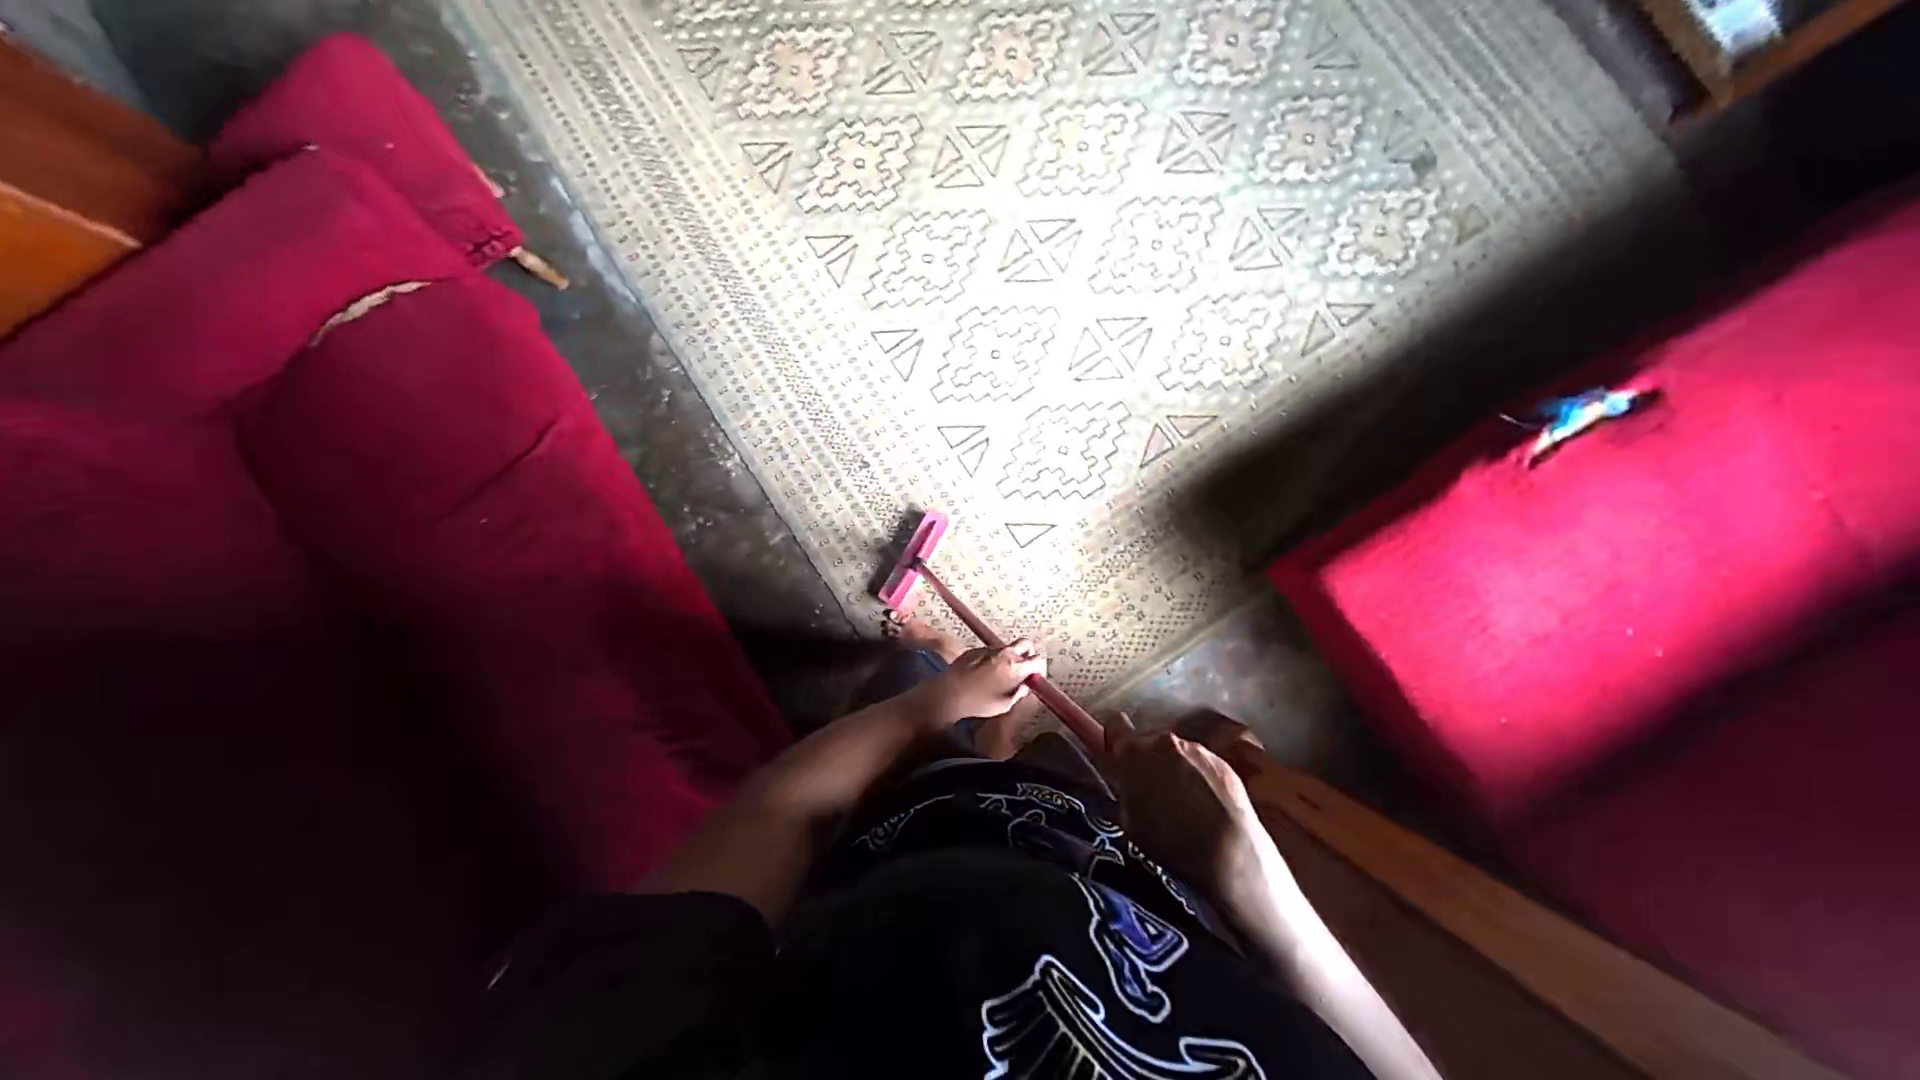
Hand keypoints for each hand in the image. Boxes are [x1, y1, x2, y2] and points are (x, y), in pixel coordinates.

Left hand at [927, 639, 1044, 724]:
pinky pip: (990, 651)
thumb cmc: (979, 703)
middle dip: (1028, 653)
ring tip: (1000, 673)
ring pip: (1007, 647)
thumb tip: (1025, 687)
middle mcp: (1005, 653)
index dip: (1039, 668)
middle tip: (1023, 667)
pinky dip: (992, 658)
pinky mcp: (976, 649)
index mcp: (1016, 667)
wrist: (950, 693)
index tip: (1034, 676)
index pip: (1038, 659)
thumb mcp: (1005, 704)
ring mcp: (990, 649)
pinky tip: (983, 672)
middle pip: (1026, 644)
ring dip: (1009, 656)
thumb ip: (1019, 693)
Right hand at [1095, 713, 1292, 914]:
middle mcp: (1164, 742)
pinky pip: (1202, 765)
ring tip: (1184, 806)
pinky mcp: (1222, 762)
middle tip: (1152, 794)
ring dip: (1176, 770)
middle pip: (1150, 744)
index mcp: (1135, 752)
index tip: (1118, 753)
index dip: (1115, 738)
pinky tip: (1206, 807)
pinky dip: (1200, 779)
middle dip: (1149, 763)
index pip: (1116, 726)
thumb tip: (1125, 779)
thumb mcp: (1129, 819)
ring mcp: (1196, 749)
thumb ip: (1124, 788)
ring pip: (1177, 755)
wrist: (1228, 852)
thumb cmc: (1170, 841)